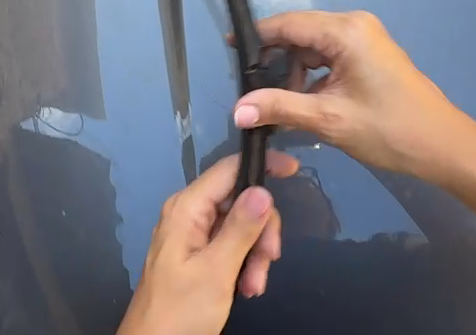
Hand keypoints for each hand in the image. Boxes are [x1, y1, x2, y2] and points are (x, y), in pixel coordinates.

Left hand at [117, 150, 299, 334]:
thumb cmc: (181, 310)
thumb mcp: (216, 271)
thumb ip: (240, 229)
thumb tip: (263, 189)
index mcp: (188, 207)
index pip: (229, 169)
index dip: (261, 165)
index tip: (294, 170)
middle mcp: (189, 211)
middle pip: (239, 200)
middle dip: (260, 230)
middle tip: (269, 261)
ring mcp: (192, 232)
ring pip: (238, 225)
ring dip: (254, 253)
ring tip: (254, 286)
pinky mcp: (196, 253)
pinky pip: (228, 244)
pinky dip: (243, 263)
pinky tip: (246, 288)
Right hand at [233, 10, 475, 187]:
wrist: (450, 151)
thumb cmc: (391, 131)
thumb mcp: (330, 120)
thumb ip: (280, 108)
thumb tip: (236, 110)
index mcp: (345, 30)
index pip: (287, 24)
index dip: (255, 38)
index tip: (229, 54)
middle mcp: (353, 23)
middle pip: (298, 32)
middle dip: (274, 58)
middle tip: (251, 87)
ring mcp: (364, 37)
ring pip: (312, 45)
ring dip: (293, 70)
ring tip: (279, 102)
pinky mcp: (369, 53)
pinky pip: (328, 54)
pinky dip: (312, 74)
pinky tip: (302, 100)